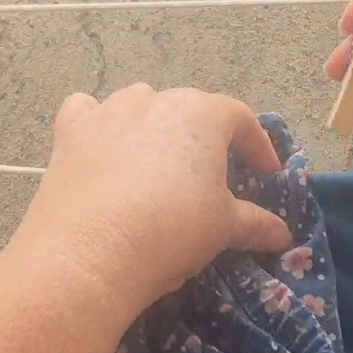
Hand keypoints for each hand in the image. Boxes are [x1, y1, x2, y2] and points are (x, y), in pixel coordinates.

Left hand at [4, 84, 292, 311]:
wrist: (89, 253)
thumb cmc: (171, 230)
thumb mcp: (223, 228)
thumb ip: (255, 223)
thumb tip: (282, 233)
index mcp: (201, 114)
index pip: (241, 119)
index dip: (258, 146)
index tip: (266, 175)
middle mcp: (155, 99)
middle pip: (190, 110)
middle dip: (206, 139)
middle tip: (214, 177)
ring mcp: (109, 111)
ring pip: (140, 105)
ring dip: (155, 127)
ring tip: (159, 164)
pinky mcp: (71, 131)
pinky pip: (88, 112)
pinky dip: (99, 123)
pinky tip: (102, 147)